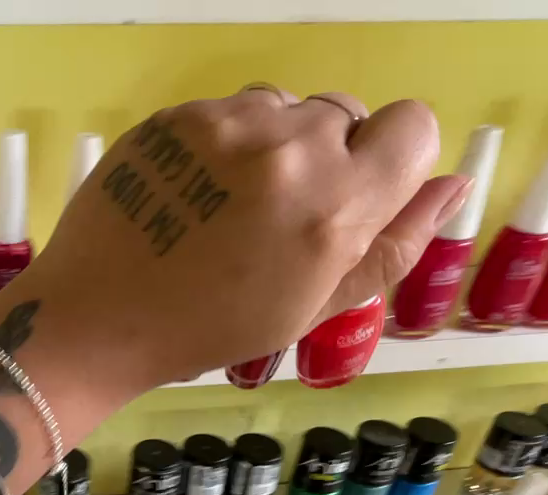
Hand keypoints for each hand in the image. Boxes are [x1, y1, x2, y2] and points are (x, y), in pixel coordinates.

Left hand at [6, 86, 466, 395]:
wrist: (97, 322)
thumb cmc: (207, 332)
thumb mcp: (308, 309)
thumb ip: (390, 248)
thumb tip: (451, 186)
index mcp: (335, 205)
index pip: (413, 126)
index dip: (388, 164)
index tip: (349, 203)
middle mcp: (290, 147)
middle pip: (344, 115)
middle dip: (325, 160)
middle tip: (271, 224)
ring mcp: (226, 124)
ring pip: (283, 109)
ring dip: (272, 147)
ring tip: (224, 211)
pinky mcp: (175, 116)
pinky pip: (225, 112)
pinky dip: (220, 145)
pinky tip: (187, 196)